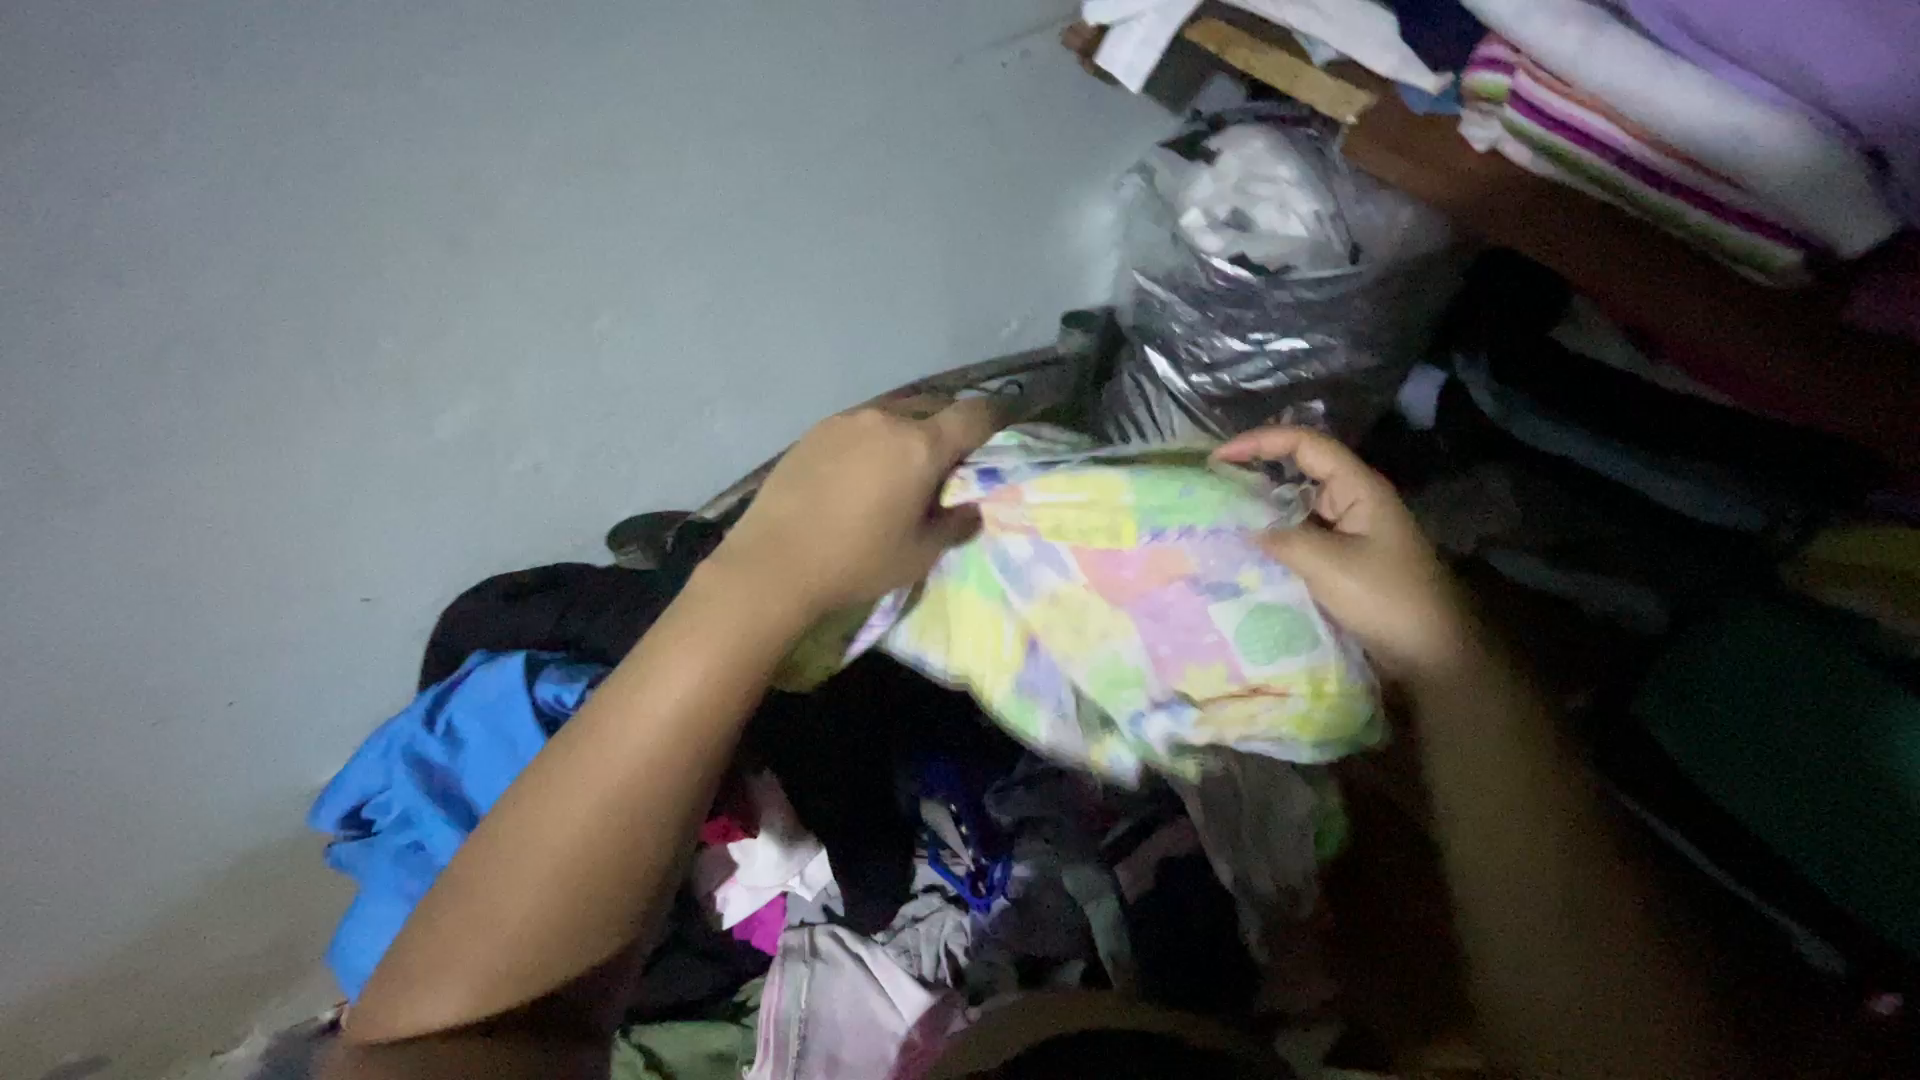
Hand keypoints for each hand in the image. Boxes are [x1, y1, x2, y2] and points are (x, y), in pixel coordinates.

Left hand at [710, 397, 1002, 618]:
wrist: (773, 564)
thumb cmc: (857, 562)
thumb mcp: (920, 555)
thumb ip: (955, 525)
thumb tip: (971, 509)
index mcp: (921, 445)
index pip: (975, 413)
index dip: (997, 417)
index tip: (1002, 431)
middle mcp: (887, 419)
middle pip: (935, 406)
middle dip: (951, 426)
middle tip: (949, 460)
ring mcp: (847, 420)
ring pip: (895, 413)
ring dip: (910, 431)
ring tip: (902, 466)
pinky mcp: (815, 430)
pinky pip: (861, 425)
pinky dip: (874, 439)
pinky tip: (861, 472)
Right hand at [1215, 426, 1476, 681]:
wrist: (1431, 653)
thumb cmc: (1386, 599)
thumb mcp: (1327, 565)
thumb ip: (1281, 538)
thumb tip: (1245, 528)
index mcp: (1358, 487)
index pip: (1304, 444)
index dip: (1260, 441)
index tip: (1218, 459)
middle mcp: (1353, 501)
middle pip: (1298, 469)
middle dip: (1255, 472)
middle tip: (1211, 486)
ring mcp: (1349, 530)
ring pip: (1296, 506)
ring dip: (1261, 508)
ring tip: (1218, 516)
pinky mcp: (1342, 558)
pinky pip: (1300, 536)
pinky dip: (1272, 537)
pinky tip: (1244, 550)